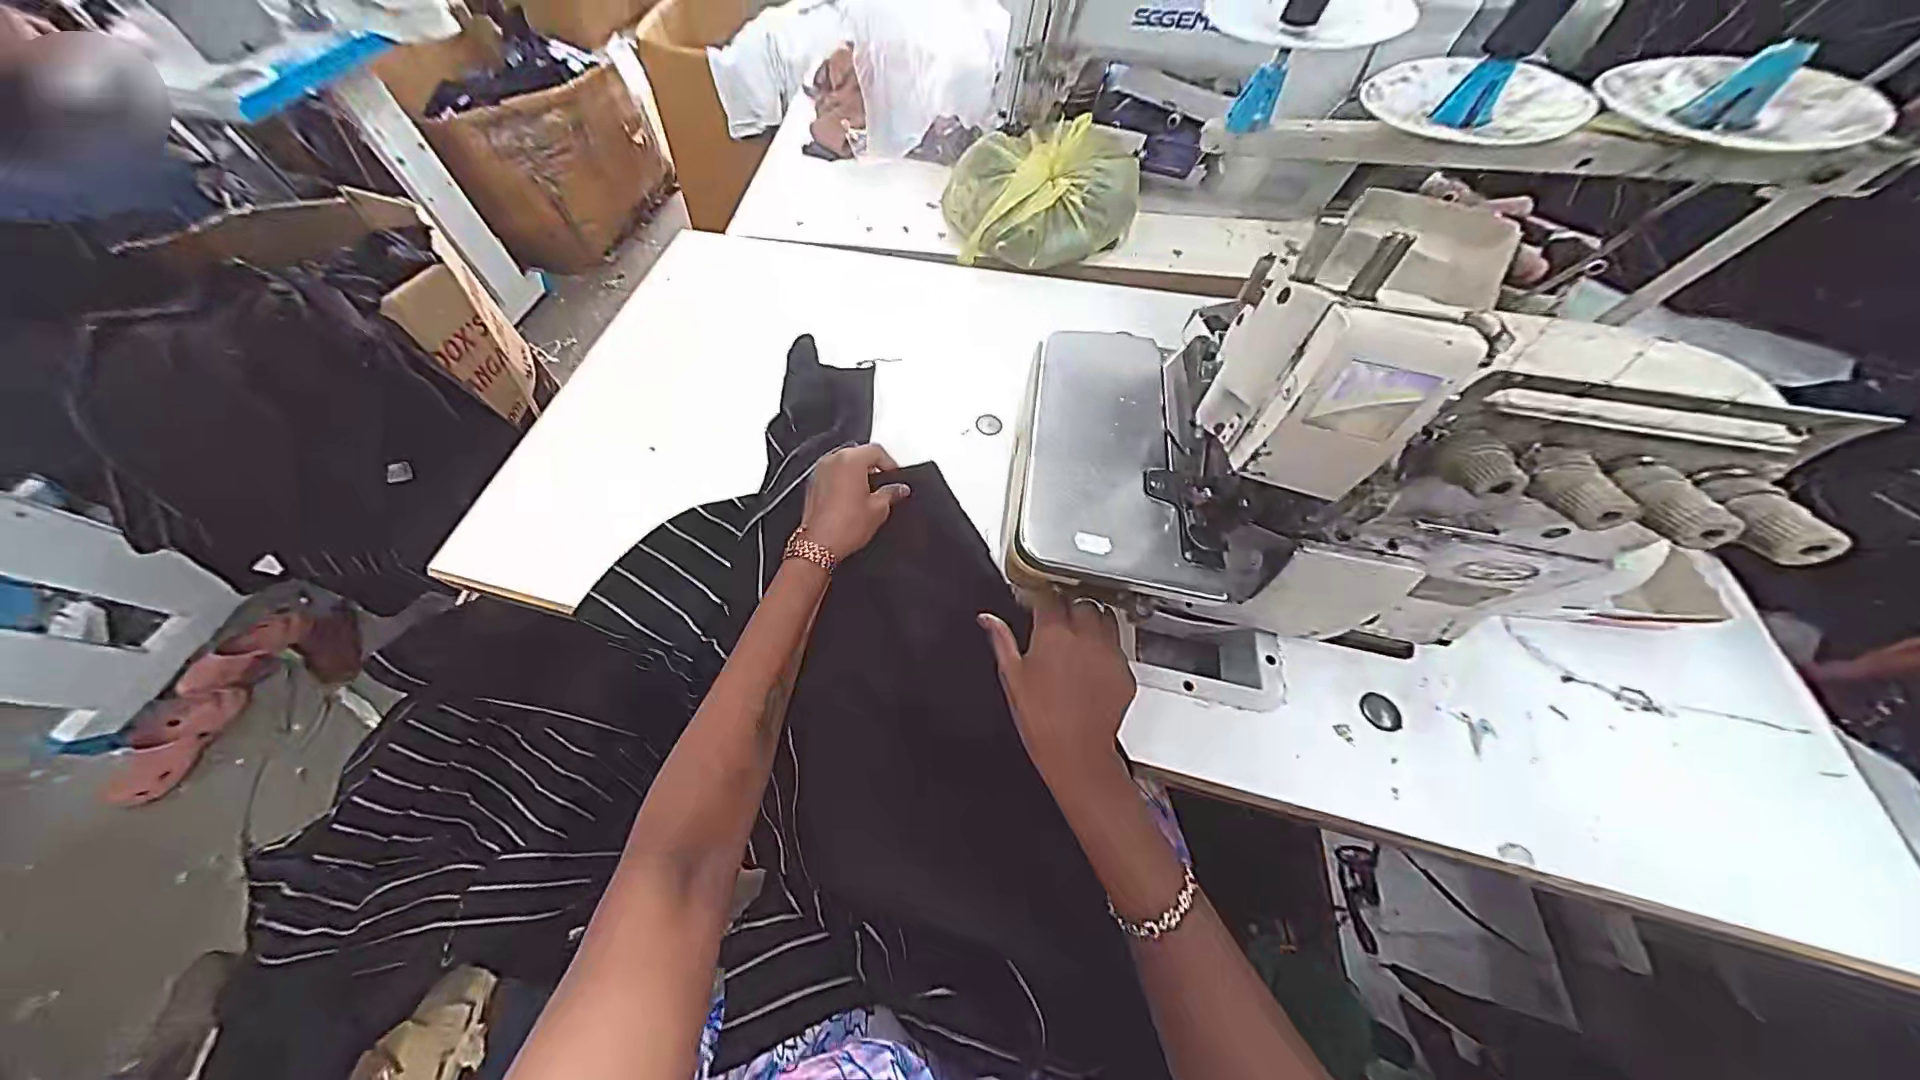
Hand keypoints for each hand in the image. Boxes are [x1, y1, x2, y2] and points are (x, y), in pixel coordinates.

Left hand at [798, 443, 910, 559]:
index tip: (895, 476)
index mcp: (850, 461)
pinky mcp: (813, 484)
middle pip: (859, 453)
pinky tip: (852, 499)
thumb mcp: (879, 509)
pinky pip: (833, 474)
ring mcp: (819, 472)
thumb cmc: (843, 527)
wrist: (819, 545)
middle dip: (874, 467)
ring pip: (844, 463)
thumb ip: (892, 493)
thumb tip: (899, 489)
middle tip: (884, 484)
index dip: (890, 463)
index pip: (876, 450)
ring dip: (858, 473)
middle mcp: (832, 461)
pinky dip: (843, 480)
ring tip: (868, 493)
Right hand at [979, 594, 1135, 785]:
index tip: (1037, 602)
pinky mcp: (1124, 670)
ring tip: (1080, 635)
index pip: (1050, 598)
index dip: (1042, 598)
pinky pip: (1119, 646)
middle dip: (1070, 606)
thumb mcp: (1012, 675)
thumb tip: (988, 619)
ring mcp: (1108, 652)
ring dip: (1093, 620)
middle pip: (1081, 602)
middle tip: (1059, 620)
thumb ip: (1001, 640)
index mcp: (1053, 634)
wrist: (1076, 751)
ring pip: (1106, 617)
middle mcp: (1084, 637)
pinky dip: (1107, 647)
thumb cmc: (1041, 719)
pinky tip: (1094, 662)